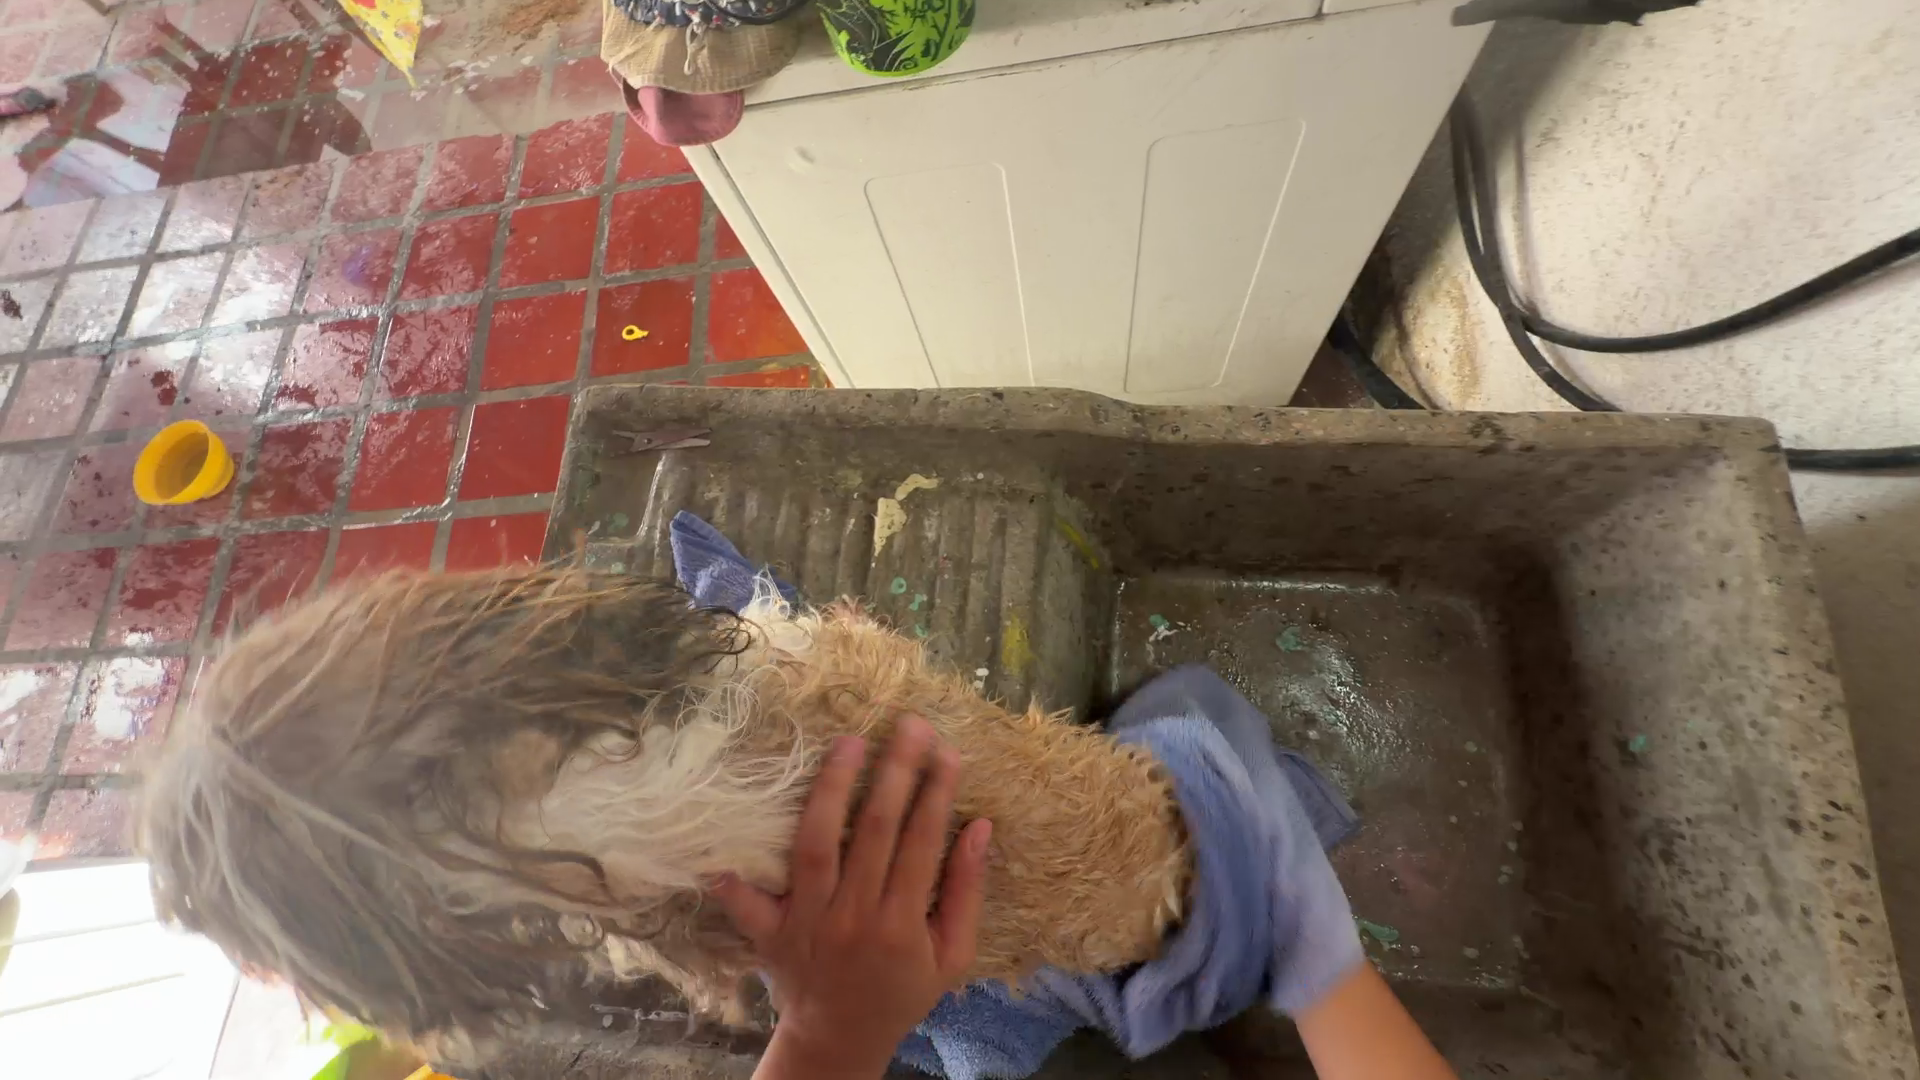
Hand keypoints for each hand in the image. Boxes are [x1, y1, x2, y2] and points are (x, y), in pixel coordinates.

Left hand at [713, 715, 992, 1079]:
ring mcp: (806, 923)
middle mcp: (853, 917)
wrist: (839, 1041)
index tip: (947, 748)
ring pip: (815, 844)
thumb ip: (967, 891)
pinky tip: (727, 837)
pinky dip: (734, 875)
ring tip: (850, 742)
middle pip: (873, 830)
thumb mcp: (952, 955)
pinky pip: (746, 902)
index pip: (923, 842)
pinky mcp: (770, 933)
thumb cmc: (902, 990)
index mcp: (901, 925)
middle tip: (910, 723)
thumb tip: (981, 827)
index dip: (937, 791)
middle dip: (896, 770)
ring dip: (833, 788)